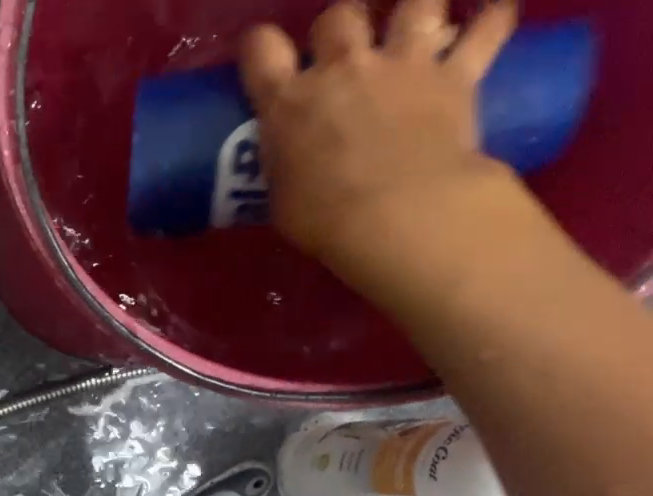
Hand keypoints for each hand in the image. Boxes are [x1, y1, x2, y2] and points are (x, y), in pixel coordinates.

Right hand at [241, 0, 520, 280]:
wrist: (397, 211)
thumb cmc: (321, 215)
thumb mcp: (280, 190)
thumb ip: (287, 159)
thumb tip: (298, 156)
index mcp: (288, 101)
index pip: (262, 50)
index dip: (259, 43)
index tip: (262, 47)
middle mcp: (343, 68)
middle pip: (338, 15)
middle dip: (338, 22)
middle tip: (342, 41)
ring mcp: (404, 65)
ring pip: (415, 2)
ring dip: (414, 4)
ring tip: (415, 16)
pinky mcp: (457, 73)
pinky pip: (489, 27)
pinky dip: (495, 15)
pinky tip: (496, 9)